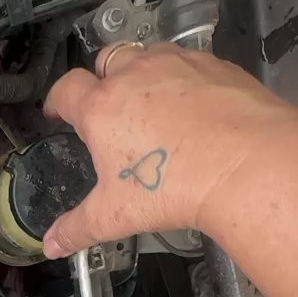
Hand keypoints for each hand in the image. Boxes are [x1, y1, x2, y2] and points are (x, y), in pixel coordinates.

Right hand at [39, 44, 297, 256]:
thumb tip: (54, 243)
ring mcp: (177, 64)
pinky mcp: (213, 65)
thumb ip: (76, 230)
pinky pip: (188, 60)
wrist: (243, 163)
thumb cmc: (174, 183)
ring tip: (144, 102)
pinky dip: (180, 77)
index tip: (57, 109)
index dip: (56, 99)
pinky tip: (186, 105)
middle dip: (100, 78)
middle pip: (106, 59)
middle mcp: (136, 75)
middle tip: (104, 104)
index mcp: (102, 108)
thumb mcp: (112, 217)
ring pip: (147, 53)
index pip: (66, 89)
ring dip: (139, 71)